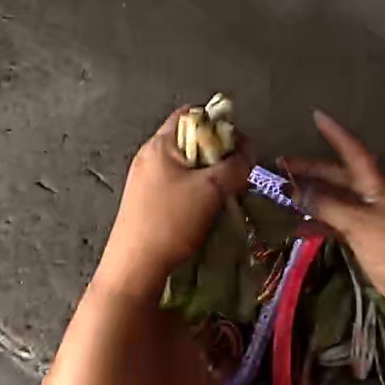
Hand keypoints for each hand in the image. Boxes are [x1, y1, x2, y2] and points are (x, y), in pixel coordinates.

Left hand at [96, 107, 250, 287]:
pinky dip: (202, 190)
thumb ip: (236, 165)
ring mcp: (148, 180)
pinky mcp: (150, 201)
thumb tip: (249, 153)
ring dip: (214, 174)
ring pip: (191, 165)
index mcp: (160, 145)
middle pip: (194, 140)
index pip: (193, 115)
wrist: (135, 270)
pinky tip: (212, 207)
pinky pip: (183, 184)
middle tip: (240, 172)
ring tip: (230, 192)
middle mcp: (151, 156)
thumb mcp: (212, 189)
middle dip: (221, 153)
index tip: (240, 147)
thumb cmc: (171, 222)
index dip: (220, 124)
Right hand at [282, 111, 384, 302]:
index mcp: (375, 184)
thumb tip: (294, 189)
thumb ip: (325, 205)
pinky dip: (317, 222)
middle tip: (281, 165)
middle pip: (338, 175)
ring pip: (334, 198)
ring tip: (283, 193)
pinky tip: (296, 227)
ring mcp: (367, 214)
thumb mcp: (356, 222)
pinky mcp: (362, 234)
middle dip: (311, 169)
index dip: (336, 134)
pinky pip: (335, 221)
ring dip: (311, 195)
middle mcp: (371, 194)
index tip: (317, 116)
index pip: (353, 151)